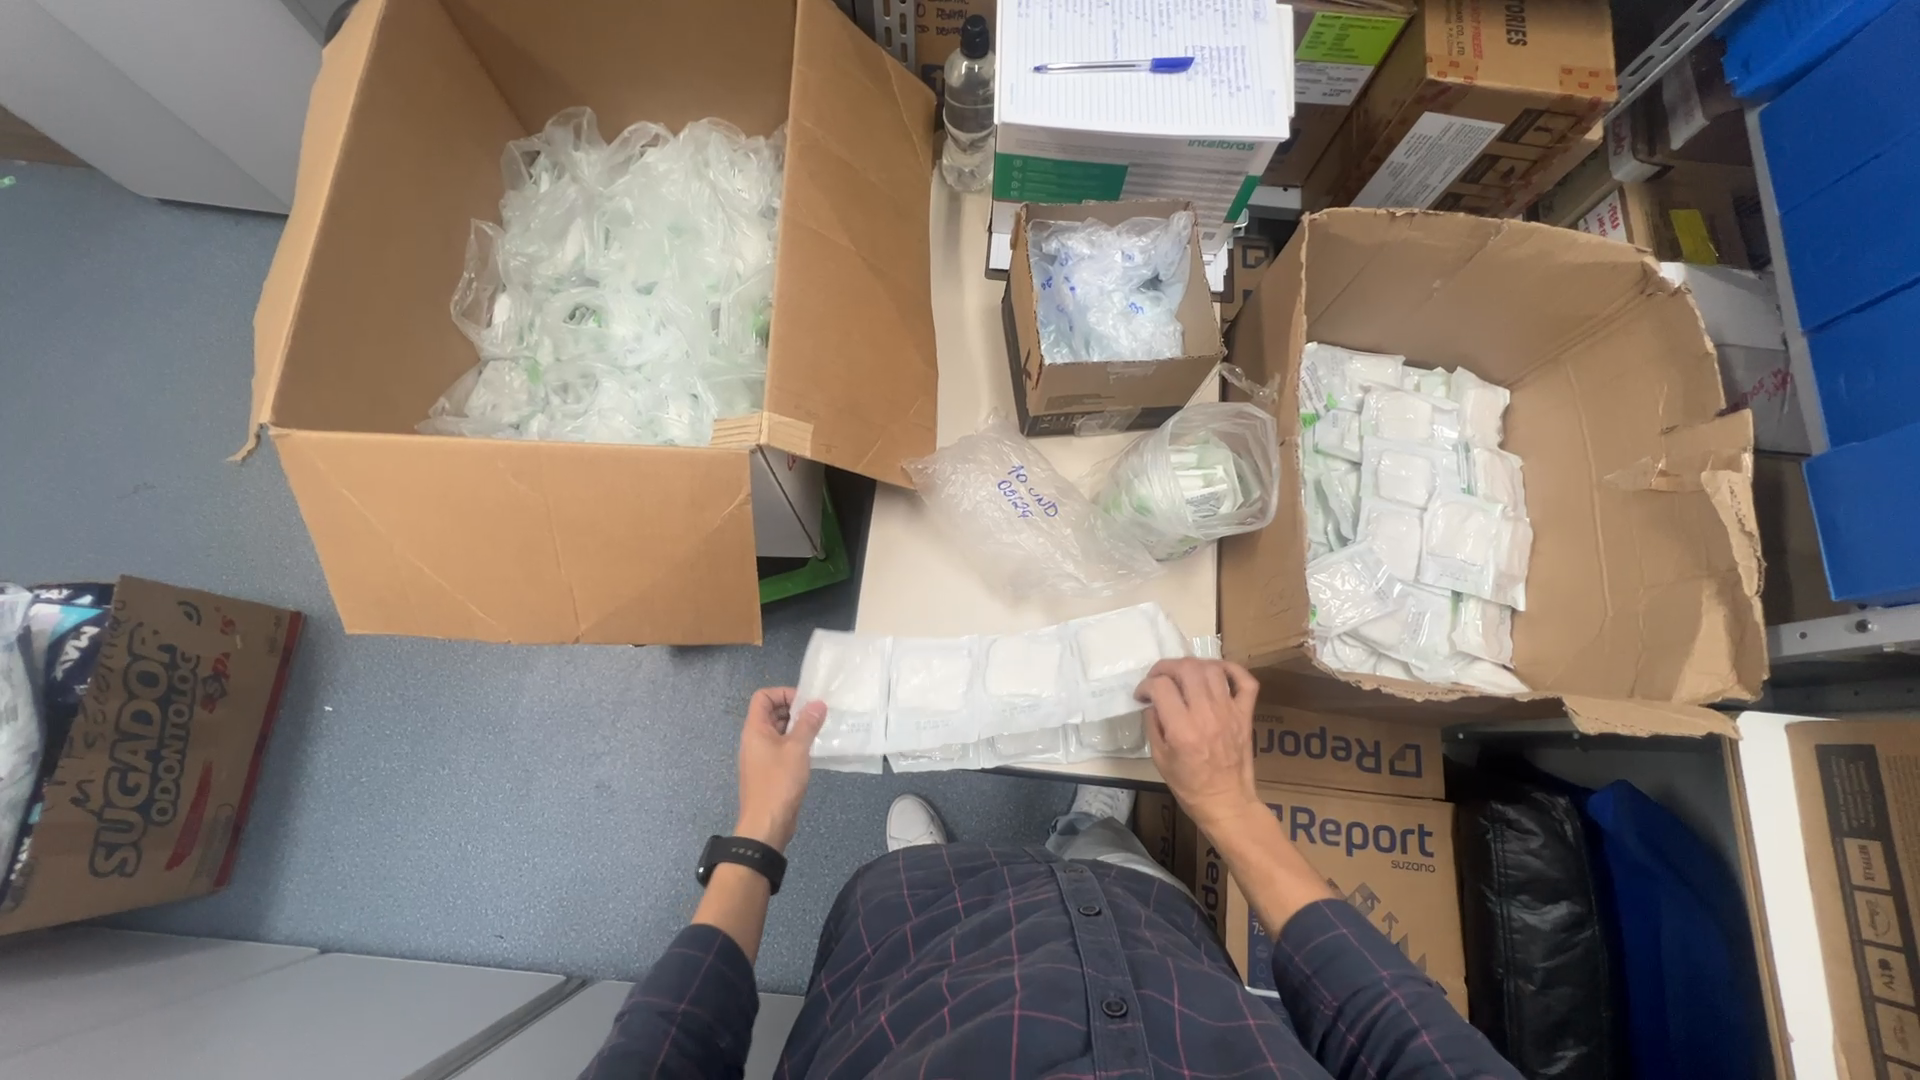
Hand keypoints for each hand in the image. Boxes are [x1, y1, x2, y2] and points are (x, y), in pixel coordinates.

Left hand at [734, 687, 826, 852]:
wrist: (766, 824)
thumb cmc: (778, 782)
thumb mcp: (797, 749)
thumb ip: (808, 724)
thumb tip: (817, 703)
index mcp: (755, 729)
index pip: (763, 697)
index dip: (783, 693)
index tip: (805, 702)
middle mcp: (754, 739)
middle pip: (771, 712)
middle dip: (794, 709)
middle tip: (817, 715)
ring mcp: (761, 756)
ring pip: (778, 731)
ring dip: (797, 727)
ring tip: (819, 731)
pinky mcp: (769, 770)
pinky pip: (781, 747)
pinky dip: (796, 744)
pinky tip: (813, 750)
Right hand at [1135, 658, 1262, 833]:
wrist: (1226, 802)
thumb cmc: (1189, 786)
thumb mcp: (1159, 758)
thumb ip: (1154, 724)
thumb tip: (1153, 701)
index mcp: (1182, 730)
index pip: (1160, 686)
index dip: (1145, 685)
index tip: (1142, 695)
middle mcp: (1207, 715)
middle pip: (1186, 669)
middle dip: (1165, 667)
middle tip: (1158, 679)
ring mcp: (1229, 712)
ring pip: (1212, 669)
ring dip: (1192, 665)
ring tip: (1183, 676)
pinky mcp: (1245, 714)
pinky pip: (1245, 681)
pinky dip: (1231, 669)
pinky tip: (1216, 672)